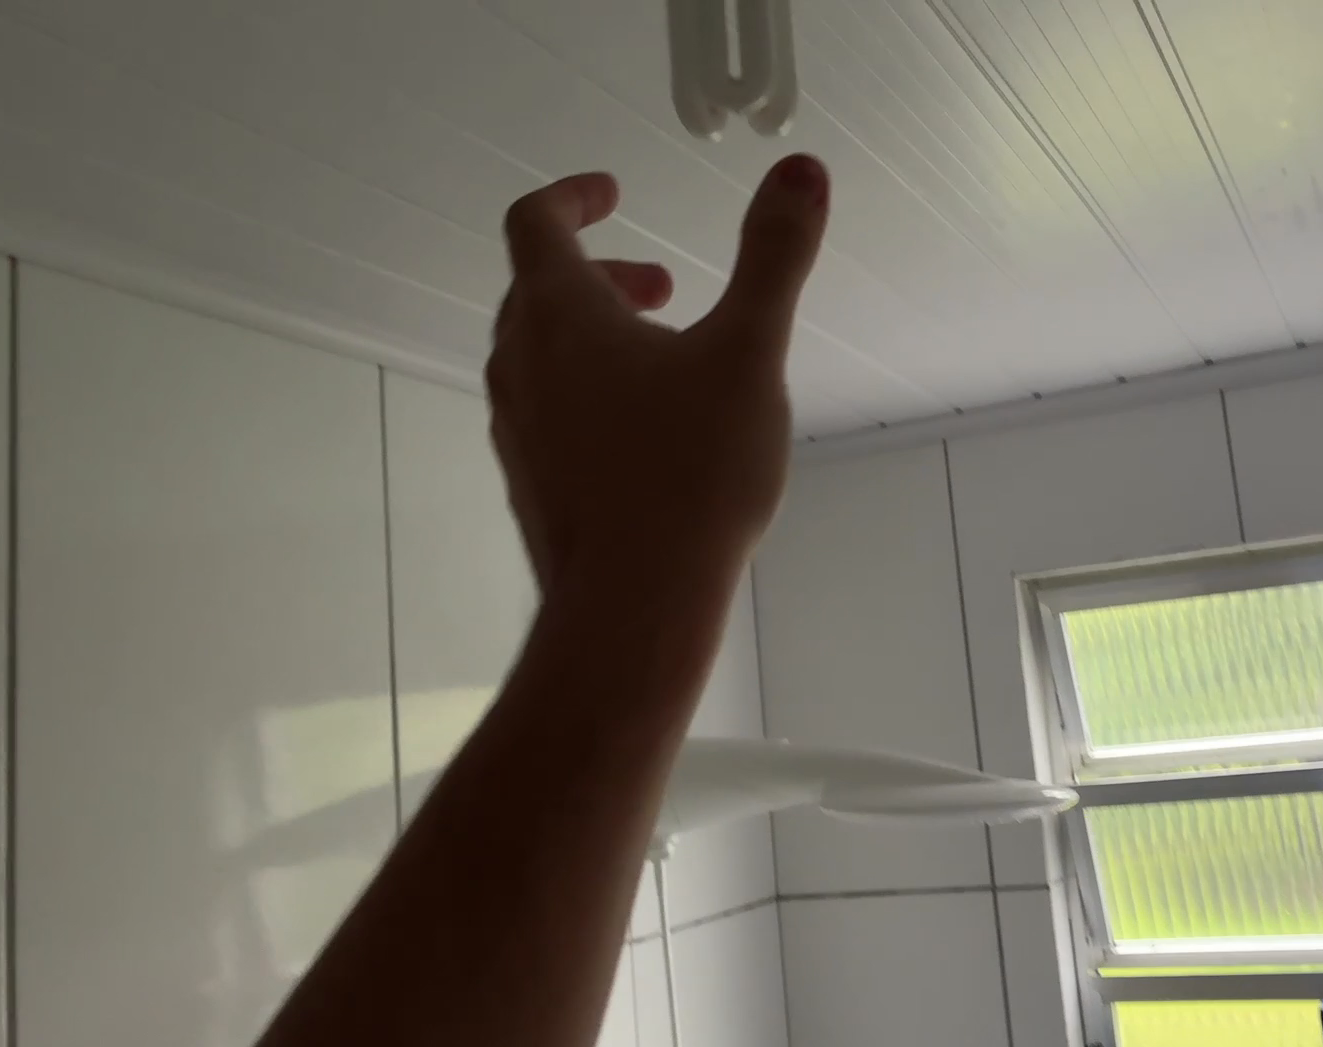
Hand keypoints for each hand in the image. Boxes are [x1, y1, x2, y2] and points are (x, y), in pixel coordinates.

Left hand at [487, 155, 829, 590]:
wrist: (638, 601)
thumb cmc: (695, 468)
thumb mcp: (748, 353)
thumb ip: (774, 258)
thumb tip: (804, 169)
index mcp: (559, 316)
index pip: (536, 223)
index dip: (574, 196)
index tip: (616, 192)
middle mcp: (519, 365)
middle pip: (540, 291)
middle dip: (602, 275)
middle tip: (663, 290)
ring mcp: (518, 431)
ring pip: (542, 357)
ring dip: (596, 337)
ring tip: (664, 364)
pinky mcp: (532, 486)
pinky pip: (551, 413)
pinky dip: (590, 393)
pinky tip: (647, 437)